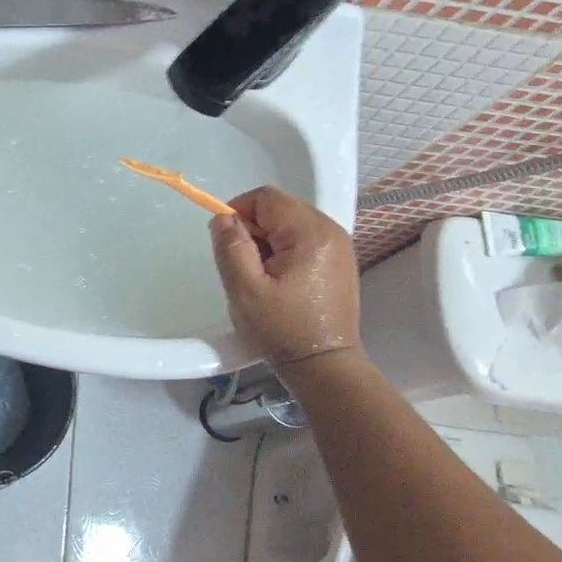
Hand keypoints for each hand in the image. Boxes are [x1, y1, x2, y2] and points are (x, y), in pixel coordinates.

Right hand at [209, 186, 360, 365]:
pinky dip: (284, 250)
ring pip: (291, 223)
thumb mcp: (245, 289)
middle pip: (280, 207)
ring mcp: (339, 245)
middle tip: (243, 264)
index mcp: (310, 233)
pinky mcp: (339, 260)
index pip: (266, 198)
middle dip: (254, 228)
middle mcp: (331, 230)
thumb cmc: (282, 328)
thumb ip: (231, 247)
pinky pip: (304, 238)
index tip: (226, 242)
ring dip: (268, 240)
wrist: (323, 363)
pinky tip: (279, 280)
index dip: (238, 211)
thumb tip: (222, 218)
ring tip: (261, 275)